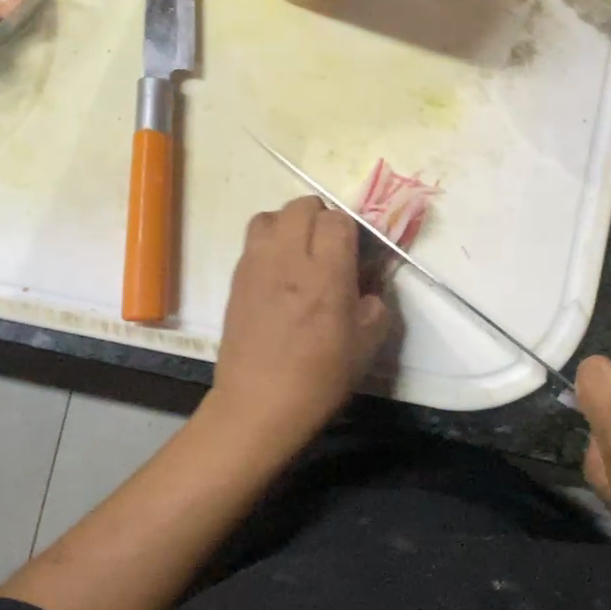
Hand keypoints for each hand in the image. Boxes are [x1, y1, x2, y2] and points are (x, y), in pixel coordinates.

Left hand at [208, 198, 391, 451]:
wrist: (259, 404)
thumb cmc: (320, 377)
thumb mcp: (368, 343)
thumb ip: (375, 302)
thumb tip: (367, 283)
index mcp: (326, 273)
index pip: (339, 219)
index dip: (352, 232)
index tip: (357, 255)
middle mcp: (287, 258)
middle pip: (302, 206)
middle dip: (321, 219)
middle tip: (330, 250)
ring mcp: (255, 265)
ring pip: (270, 215)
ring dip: (289, 225)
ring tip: (299, 255)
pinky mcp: (235, 279)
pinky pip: (252, 242)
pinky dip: (268, 245)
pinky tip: (278, 276)